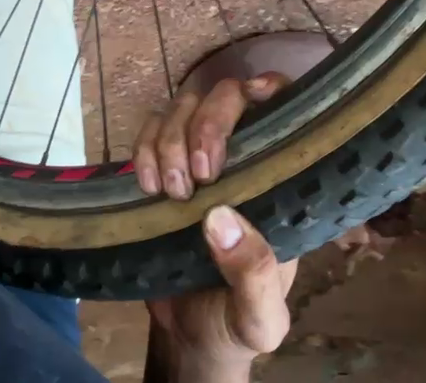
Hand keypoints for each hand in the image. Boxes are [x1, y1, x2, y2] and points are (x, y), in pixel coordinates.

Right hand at [134, 73, 295, 379]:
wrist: (187, 337)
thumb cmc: (235, 323)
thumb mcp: (259, 317)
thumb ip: (253, 275)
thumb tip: (219, 217)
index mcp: (277, 180)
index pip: (282, 110)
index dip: (269, 88)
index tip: (255, 93)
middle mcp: (240, 157)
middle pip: (225, 96)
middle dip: (208, 125)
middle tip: (199, 177)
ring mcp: (195, 156)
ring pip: (182, 106)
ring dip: (171, 138)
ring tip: (171, 191)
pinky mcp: (159, 164)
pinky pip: (148, 129)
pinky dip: (143, 147)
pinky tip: (146, 184)